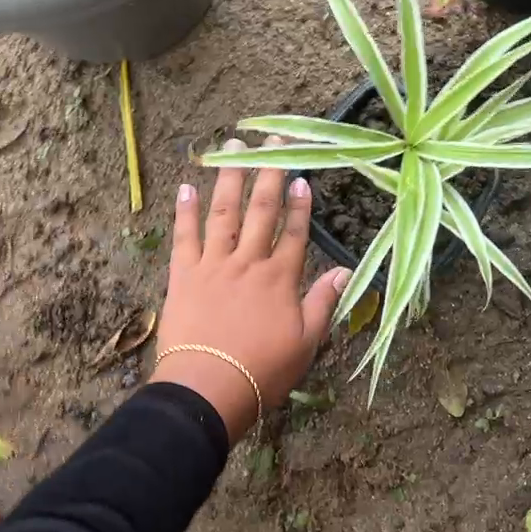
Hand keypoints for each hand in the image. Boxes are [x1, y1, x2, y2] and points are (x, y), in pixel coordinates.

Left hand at [149, 138, 350, 443]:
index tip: (303, 177)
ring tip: (234, 147)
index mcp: (280, 278)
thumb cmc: (262, 372)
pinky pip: (184, 236)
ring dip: (231, 176)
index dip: (301, 203)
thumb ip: (325, 302)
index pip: (295, 231)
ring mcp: (214, 264)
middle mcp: (248, 261)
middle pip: (262, 209)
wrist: (207, 390)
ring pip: (224, 211)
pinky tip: (187, 186)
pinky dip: (185, 210)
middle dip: (270, 172)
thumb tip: (347, 270)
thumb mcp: (306, 343)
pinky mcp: (183, 275)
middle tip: (274, 141)